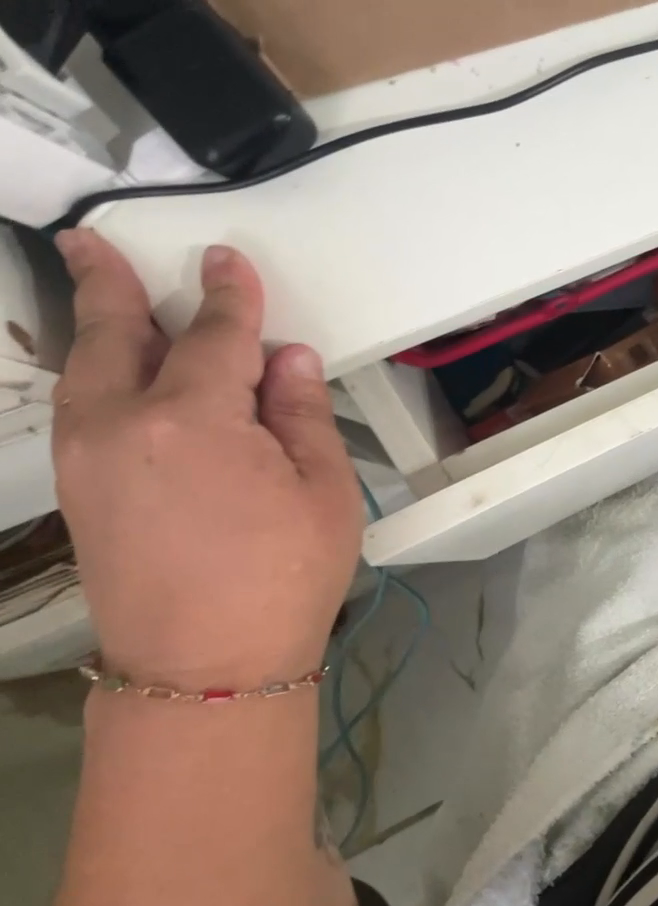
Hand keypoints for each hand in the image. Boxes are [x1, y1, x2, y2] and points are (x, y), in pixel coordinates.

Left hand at [53, 230, 361, 691]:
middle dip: (111, 283)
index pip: (216, 338)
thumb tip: (288, 362)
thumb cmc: (286, 572)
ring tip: (96, 287)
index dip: (229, 297)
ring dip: (96, 323)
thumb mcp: (324, 492)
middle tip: (93, 240)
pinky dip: (96, 369)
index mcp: (195, 419)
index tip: (227, 259)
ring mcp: (86, 451)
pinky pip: (81, 402)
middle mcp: (121, 421)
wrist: (206, 656)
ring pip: (85, 366)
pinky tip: (113, 366)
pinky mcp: (75, 482)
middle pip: (117, 336)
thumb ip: (302, 417)